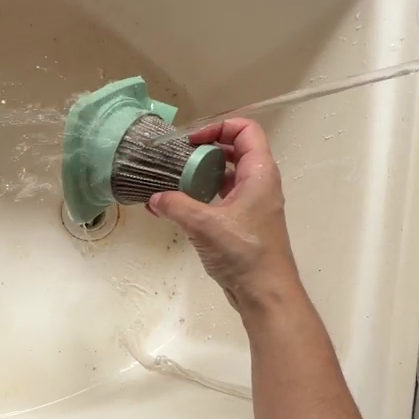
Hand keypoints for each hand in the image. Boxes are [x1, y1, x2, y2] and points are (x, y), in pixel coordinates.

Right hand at [148, 117, 301, 315]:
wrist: (264, 291)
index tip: (190, 142)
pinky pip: (221, 198)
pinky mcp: (243, 223)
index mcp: (259, 173)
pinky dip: (201, 196)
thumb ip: (176, 206)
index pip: (246, 130)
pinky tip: (179, 208)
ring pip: (226, 175)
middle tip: (177, 160)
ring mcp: (252, 204)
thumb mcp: (204, 225)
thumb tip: (154, 199)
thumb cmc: (244, 253)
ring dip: (200, 175)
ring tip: (174, 182)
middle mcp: (259, 183)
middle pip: (234, 150)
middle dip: (204, 150)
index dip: (218, 127)